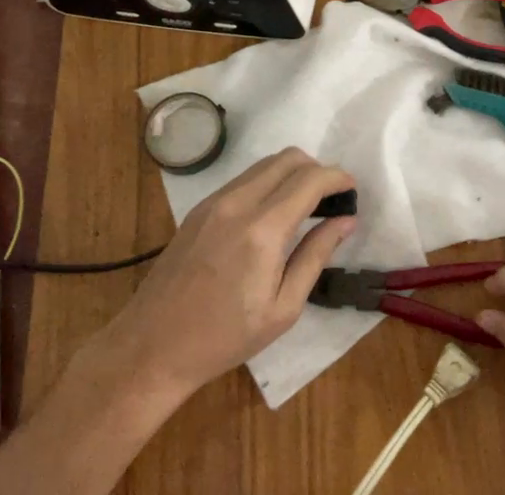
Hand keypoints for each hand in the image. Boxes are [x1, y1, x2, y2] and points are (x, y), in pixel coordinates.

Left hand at [91, 148, 356, 396]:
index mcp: (263, 230)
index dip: (338, 178)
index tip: (352, 191)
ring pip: (264, 164)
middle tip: (330, 201)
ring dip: (292, 174)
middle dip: (317, 170)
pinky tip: (272, 217)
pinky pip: (243, 179)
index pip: (311, 179)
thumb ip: (316, 256)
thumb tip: (346, 221)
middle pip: (288, 158)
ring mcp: (214, 202)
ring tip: (305, 208)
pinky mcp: (199, 209)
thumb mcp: (282, 308)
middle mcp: (238, 203)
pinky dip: (268, 183)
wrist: (152, 346)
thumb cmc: (224, 337)